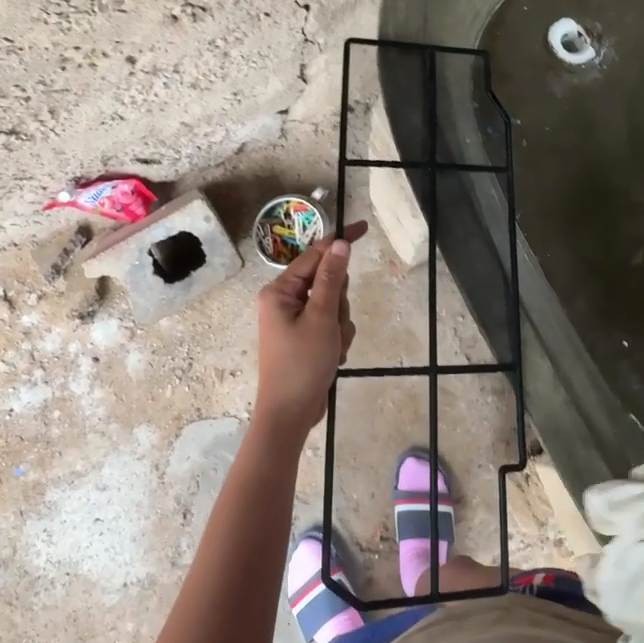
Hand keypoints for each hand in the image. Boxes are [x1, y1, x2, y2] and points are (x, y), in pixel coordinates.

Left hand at [253, 221, 366, 436]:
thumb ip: (332, 279)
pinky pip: (331, 323)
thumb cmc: (302, 364)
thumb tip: (340, 243)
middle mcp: (284, 301)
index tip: (363, 228)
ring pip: (334, 304)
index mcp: (279, 291)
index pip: (315, 256)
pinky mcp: (305, 337)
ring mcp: (295, 320)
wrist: (290, 415)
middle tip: (335, 324)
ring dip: (341, 323)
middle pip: (327, 281)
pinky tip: (334, 356)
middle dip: (340, 301)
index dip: (339, 242)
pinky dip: (338, 337)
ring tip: (333, 346)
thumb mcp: (322, 318)